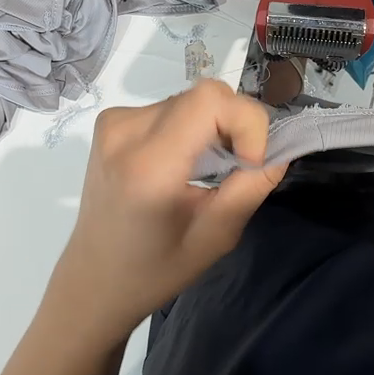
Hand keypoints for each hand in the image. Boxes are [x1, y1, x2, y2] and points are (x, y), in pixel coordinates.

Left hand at [52, 80, 286, 333]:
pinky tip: (181, 163)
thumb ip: (250, 188)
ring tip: (207, 170)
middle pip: (203, 96)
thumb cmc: (154, 270)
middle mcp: (126, 132)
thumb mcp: (215, 239)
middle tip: (237, 168)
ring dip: (212, 127)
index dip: (246, 122)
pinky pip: (168, 108)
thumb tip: (279, 150)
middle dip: (234, 126)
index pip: (210, 101)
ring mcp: (114, 123)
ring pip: (188, 100)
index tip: (251, 163)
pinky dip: (189, 128)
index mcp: (149, 166)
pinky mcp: (111, 122)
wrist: (94, 279)